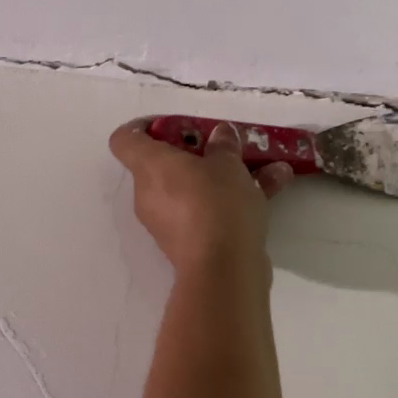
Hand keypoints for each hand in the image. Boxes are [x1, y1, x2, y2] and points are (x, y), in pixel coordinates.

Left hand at [108, 119, 295, 276]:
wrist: (224, 271)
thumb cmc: (217, 205)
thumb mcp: (228, 165)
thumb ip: (224, 146)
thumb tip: (220, 134)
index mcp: (150, 167)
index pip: (125, 139)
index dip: (144, 127)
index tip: (174, 127)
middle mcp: (151, 194)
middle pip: (165, 166)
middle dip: (196, 157)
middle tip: (226, 150)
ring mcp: (169, 223)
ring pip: (195, 191)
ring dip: (226, 180)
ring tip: (267, 171)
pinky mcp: (191, 245)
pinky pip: (209, 213)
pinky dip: (233, 204)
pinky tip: (272, 193)